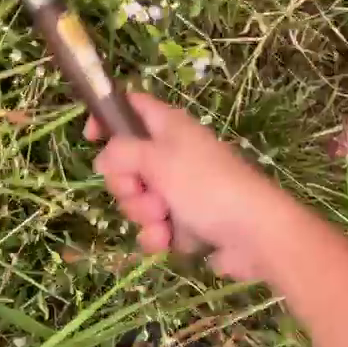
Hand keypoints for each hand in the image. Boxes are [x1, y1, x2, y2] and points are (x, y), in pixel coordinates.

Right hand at [86, 92, 304, 280]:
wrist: (257, 234)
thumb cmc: (205, 185)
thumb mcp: (155, 159)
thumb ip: (120, 153)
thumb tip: (103, 159)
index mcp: (167, 126)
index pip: (130, 106)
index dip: (107, 117)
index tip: (91, 138)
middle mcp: (172, 152)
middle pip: (126, 161)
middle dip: (126, 183)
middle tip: (139, 190)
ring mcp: (180, 187)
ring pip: (138, 196)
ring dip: (142, 211)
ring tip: (163, 219)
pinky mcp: (187, 220)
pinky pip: (155, 224)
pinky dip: (157, 233)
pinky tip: (167, 240)